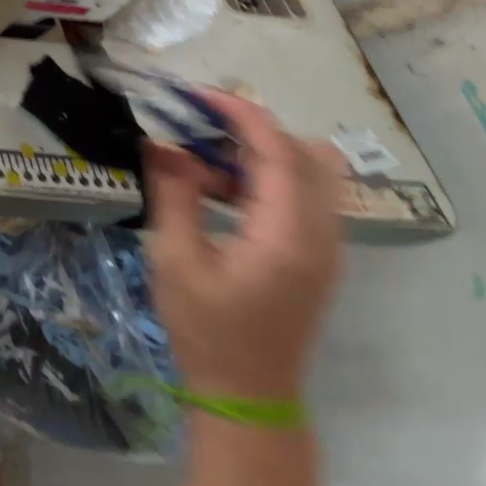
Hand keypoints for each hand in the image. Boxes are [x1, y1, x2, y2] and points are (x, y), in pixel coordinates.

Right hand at [146, 90, 345, 400]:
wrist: (246, 391)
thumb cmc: (205, 326)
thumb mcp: (175, 257)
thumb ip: (174, 194)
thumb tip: (162, 142)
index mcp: (288, 234)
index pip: (278, 152)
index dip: (239, 114)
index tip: (192, 94)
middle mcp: (320, 234)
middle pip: (306, 155)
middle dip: (251, 128)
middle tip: (194, 124)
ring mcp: (323, 247)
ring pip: (307, 174)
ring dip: (256, 152)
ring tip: (196, 154)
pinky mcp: (313, 255)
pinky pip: (299, 197)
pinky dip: (261, 177)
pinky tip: (213, 188)